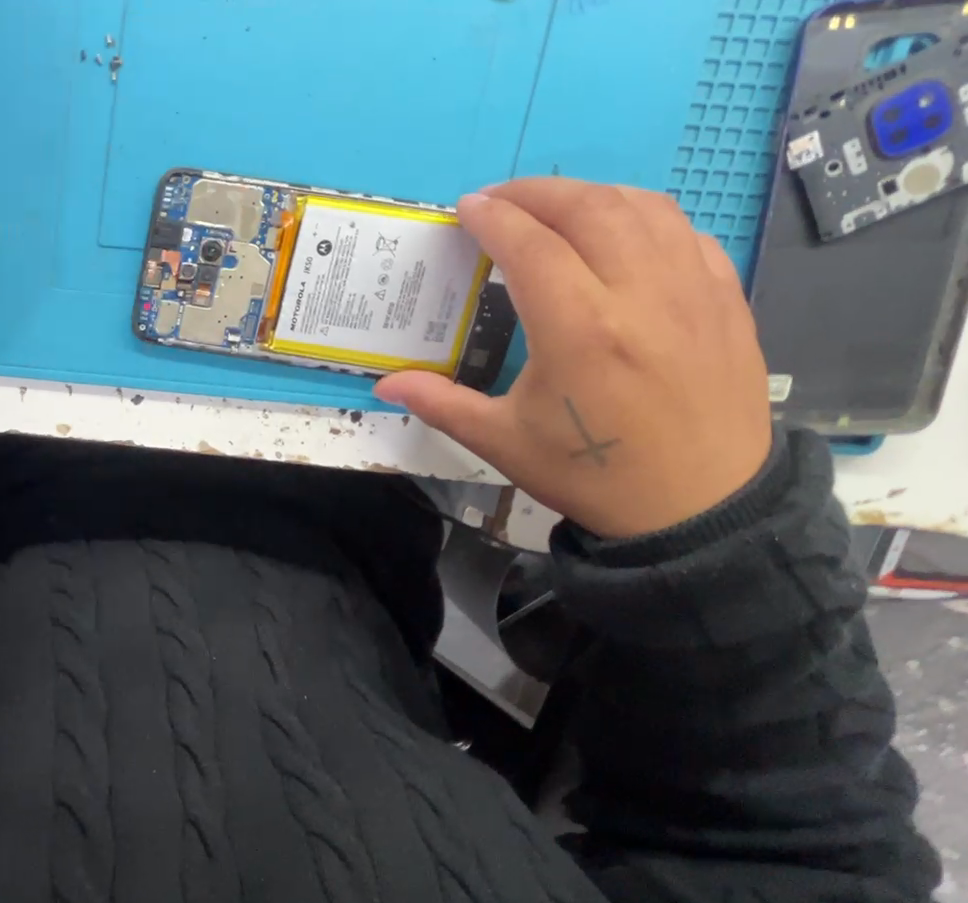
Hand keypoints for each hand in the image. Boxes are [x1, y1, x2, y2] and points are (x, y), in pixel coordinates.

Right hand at [375, 179, 773, 538]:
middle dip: (536, 192)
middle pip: (587, 208)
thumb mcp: (501, 442)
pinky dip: (640, 215)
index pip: (530, 245)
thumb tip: (387, 385)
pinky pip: (682, 230)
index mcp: (578, 329)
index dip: (493, 218)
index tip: (466, 209)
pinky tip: (616, 231)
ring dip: (589, 194)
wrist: (696, 502)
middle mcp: (638, 292)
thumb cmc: (589, 471)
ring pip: (641, 206)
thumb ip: (441, 403)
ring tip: (552, 206)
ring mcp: (690, 288)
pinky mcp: (723, 295)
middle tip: (499, 198)